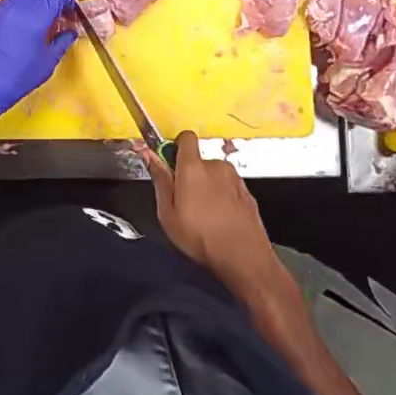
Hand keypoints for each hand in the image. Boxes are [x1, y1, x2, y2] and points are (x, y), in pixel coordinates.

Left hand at [0, 0, 77, 132]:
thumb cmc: (18, 77)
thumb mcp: (48, 62)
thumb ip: (62, 43)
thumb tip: (69, 33)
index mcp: (38, 14)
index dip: (67, 0)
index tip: (69, 12)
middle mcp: (20, 5)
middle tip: (58, 8)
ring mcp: (2, 8)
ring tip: (40, 13)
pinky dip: (20, 2)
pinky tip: (23, 21)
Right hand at [136, 131, 280, 285]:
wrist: (243, 257)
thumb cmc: (201, 237)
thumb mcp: (167, 211)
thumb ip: (159, 178)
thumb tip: (148, 155)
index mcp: (193, 167)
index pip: (185, 137)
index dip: (175, 147)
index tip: (168, 163)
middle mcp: (216, 167)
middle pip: (198, 160)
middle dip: (188, 174)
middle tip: (181, 200)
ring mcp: (235, 179)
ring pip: (213, 175)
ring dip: (206, 187)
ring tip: (201, 215)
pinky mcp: (247, 193)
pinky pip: (227, 188)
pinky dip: (221, 198)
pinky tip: (217, 220)